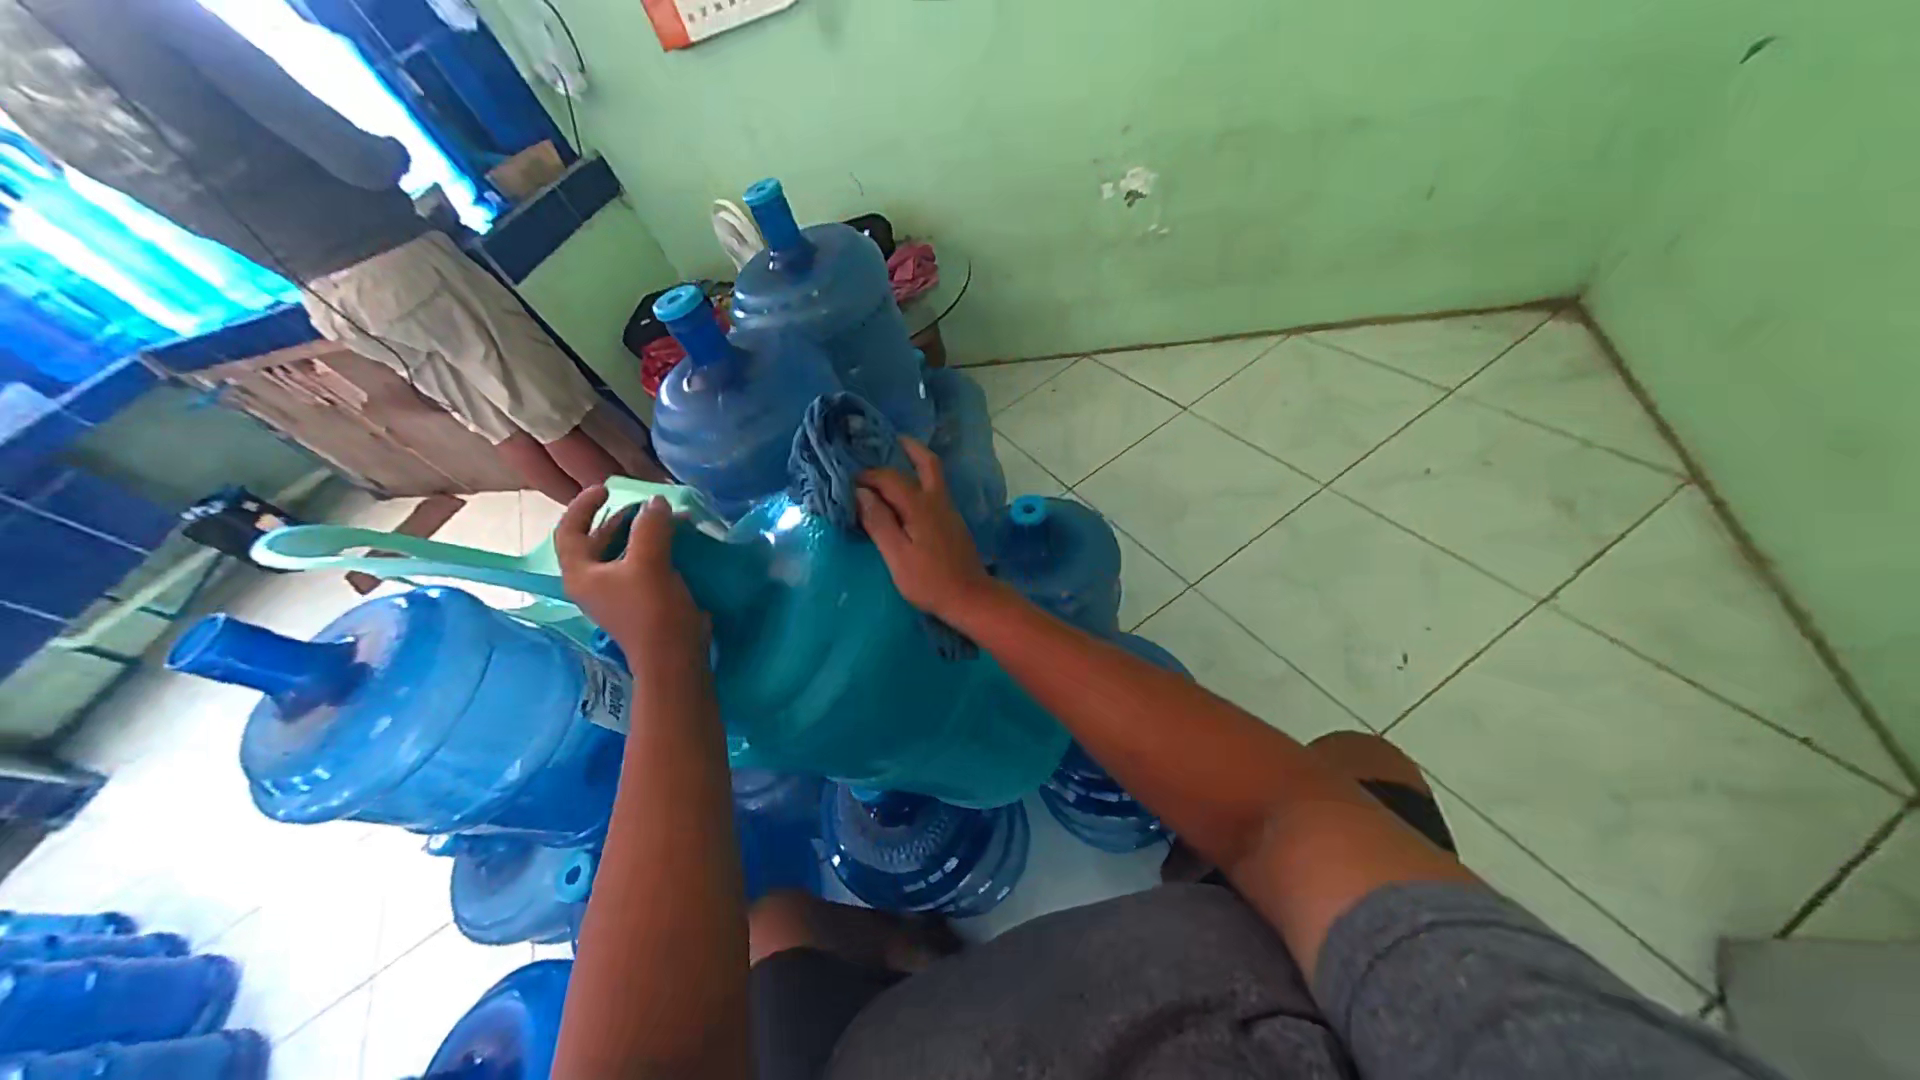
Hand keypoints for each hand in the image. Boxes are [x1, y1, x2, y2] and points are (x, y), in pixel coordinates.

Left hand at [554, 488, 705, 663]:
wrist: (674, 656)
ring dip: (641, 533)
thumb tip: (656, 502)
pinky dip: (655, 549)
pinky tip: (677, 544)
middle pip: (597, 541)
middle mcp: (593, 583)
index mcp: (582, 574)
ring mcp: (617, 594)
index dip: (583, 506)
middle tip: (645, 505)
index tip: (607, 489)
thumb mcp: (649, 562)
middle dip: (619, 519)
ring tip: (666, 520)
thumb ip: (650, 526)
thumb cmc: (652, 609)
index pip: (569, 531)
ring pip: (622, 553)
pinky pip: (641, 566)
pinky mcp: (640, 601)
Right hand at [856, 437, 996, 622]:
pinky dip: (920, 480)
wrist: (971, 598)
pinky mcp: (952, 523)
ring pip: (934, 475)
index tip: (848, 481)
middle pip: (926, 463)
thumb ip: (879, 522)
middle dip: (907, 448)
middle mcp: (937, 500)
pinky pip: (934, 490)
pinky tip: (907, 493)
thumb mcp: (897, 556)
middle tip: (889, 440)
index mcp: (920, 506)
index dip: (867, 476)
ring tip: (896, 459)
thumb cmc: (930, 581)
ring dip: (915, 462)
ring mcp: (948, 510)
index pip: (890, 478)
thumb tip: (861, 493)